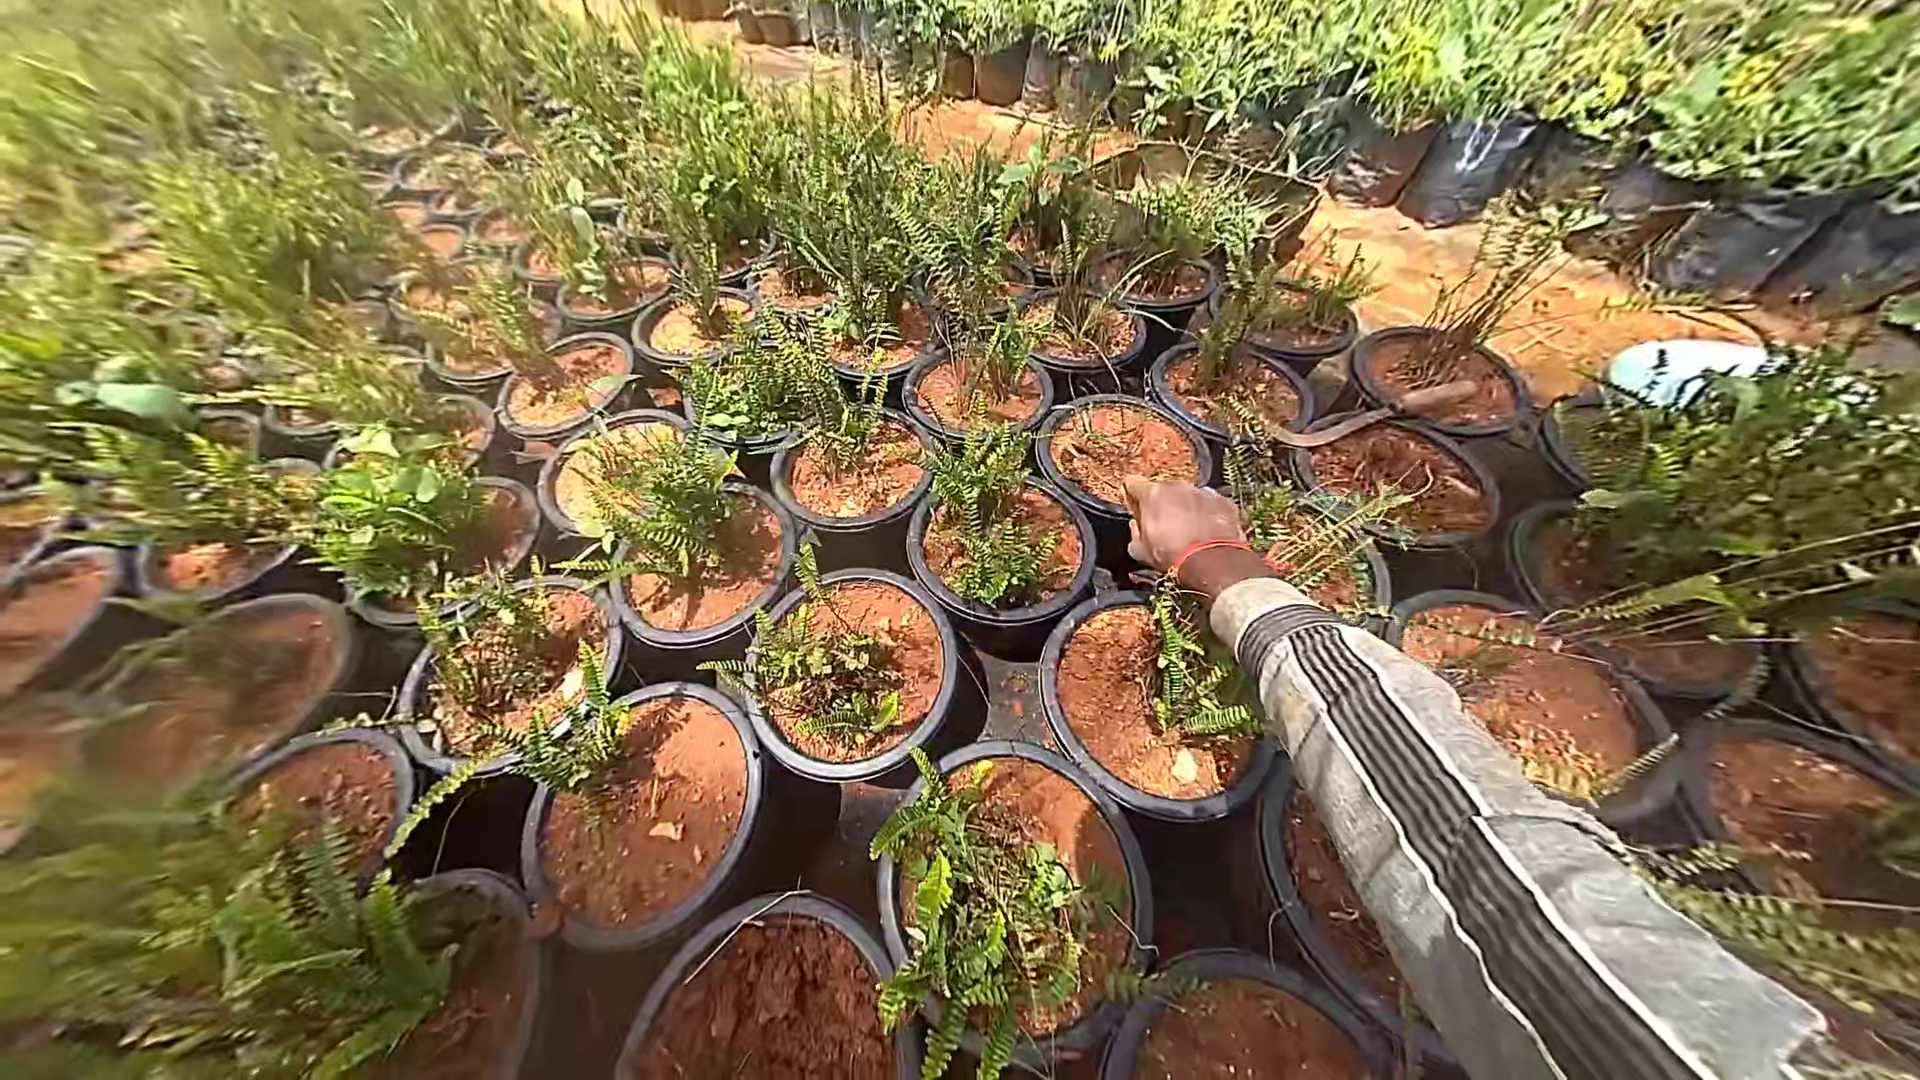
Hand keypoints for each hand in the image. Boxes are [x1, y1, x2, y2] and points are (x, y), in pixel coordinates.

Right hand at [1121, 476, 1245, 570]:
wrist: (1212, 562)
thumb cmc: (1172, 555)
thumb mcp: (1141, 550)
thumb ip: (1134, 532)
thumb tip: (1135, 526)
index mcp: (1152, 494)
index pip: (1134, 485)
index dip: (1132, 496)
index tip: (1135, 506)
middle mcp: (1177, 487)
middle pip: (1163, 490)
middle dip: (1162, 503)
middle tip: (1163, 524)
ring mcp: (1202, 492)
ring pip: (1188, 496)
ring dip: (1185, 507)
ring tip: (1187, 530)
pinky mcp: (1223, 501)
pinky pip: (1210, 504)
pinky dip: (1207, 513)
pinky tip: (1206, 530)